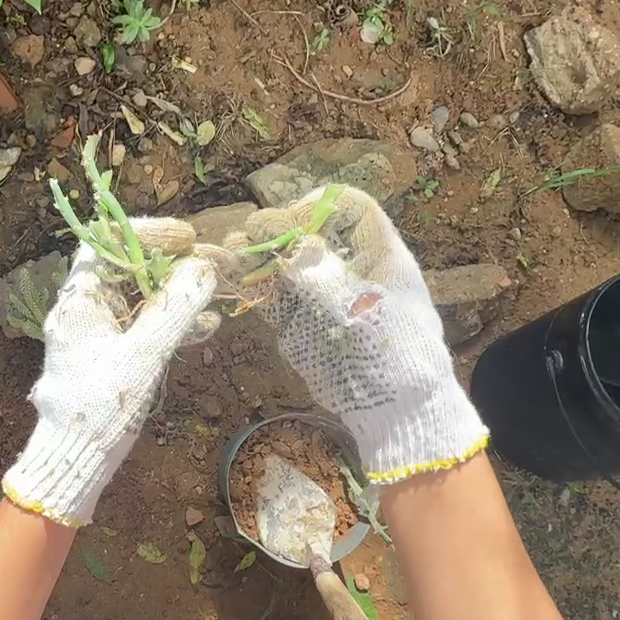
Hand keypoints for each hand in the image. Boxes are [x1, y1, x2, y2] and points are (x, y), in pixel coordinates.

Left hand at [1, 219, 216, 525]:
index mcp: (78, 299)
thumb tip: (204, 266)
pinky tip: (206, 325)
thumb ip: (175, 309)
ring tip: (217, 292)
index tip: (184, 239)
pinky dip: (170, 322)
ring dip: (177, 293)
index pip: (105, 241)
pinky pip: (141, 326)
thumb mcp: (143, 353)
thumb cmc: (99, 406)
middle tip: (214, 264)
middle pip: (128, 267)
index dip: (145, 232)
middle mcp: (82, 309)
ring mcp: (95, 333)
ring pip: (139, 298)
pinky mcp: (108, 356)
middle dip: (173, 263)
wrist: (74, 461)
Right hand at [239, 187, 486, 484]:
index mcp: (377, 254)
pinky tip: (225, 271)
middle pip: (306, 231)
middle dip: (275, 229)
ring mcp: (318, 293)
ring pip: (280, 261)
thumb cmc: (395, 356)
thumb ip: (327, 278)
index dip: (319, 208)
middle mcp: (344, 266)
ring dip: (252, 253)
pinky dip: (247, 282)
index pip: (349, 209)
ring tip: (228, 253)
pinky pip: (269, 294)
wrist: (393, 412)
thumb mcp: (365, 313)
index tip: (293, 223)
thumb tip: (295, 244)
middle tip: (250, 237)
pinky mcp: (296, 319)